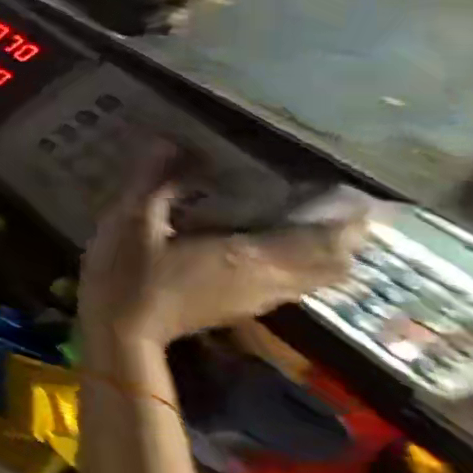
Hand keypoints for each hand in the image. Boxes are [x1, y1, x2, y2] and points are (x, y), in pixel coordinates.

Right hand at [80, 143, 367, 349]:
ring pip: (319, 277)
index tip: (351, 191)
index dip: (348, 217)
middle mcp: (269, 280)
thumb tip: (169, 142)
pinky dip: (301, 264)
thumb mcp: (129, 222)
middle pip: (335, 262)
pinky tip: (271, 248)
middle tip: (330, 202)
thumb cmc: (127, 274)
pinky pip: (296, 284)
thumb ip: (153, 183)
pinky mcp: (244, 307)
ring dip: (325, 251)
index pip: (325, 240)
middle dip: (344, 234)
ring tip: (306, 221)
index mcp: (249, 256)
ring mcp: (259, 298)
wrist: (121, 330)